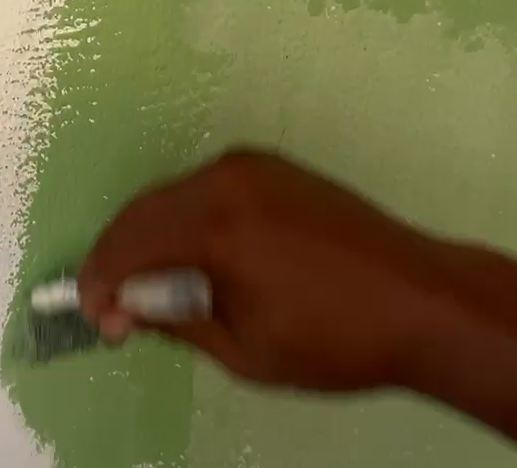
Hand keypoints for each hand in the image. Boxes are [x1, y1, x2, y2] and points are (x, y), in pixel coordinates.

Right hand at [77, 148, 453, 391]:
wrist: (422, 298)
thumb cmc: (335, 339)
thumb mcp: (245, 350)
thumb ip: (173, 318)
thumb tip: (123, 305)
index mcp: (216, 226)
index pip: (130, 242)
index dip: (101, 278)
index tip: (93, 314)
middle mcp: (223, 180)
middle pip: (143, 211)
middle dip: (119, 257)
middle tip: (114, 307)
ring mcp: (248, 166)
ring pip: (171, 196)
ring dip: (150, 236)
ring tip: (152, 285)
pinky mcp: (267, 166)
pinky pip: (204, 188)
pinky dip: (184, 219)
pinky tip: (191, 254)